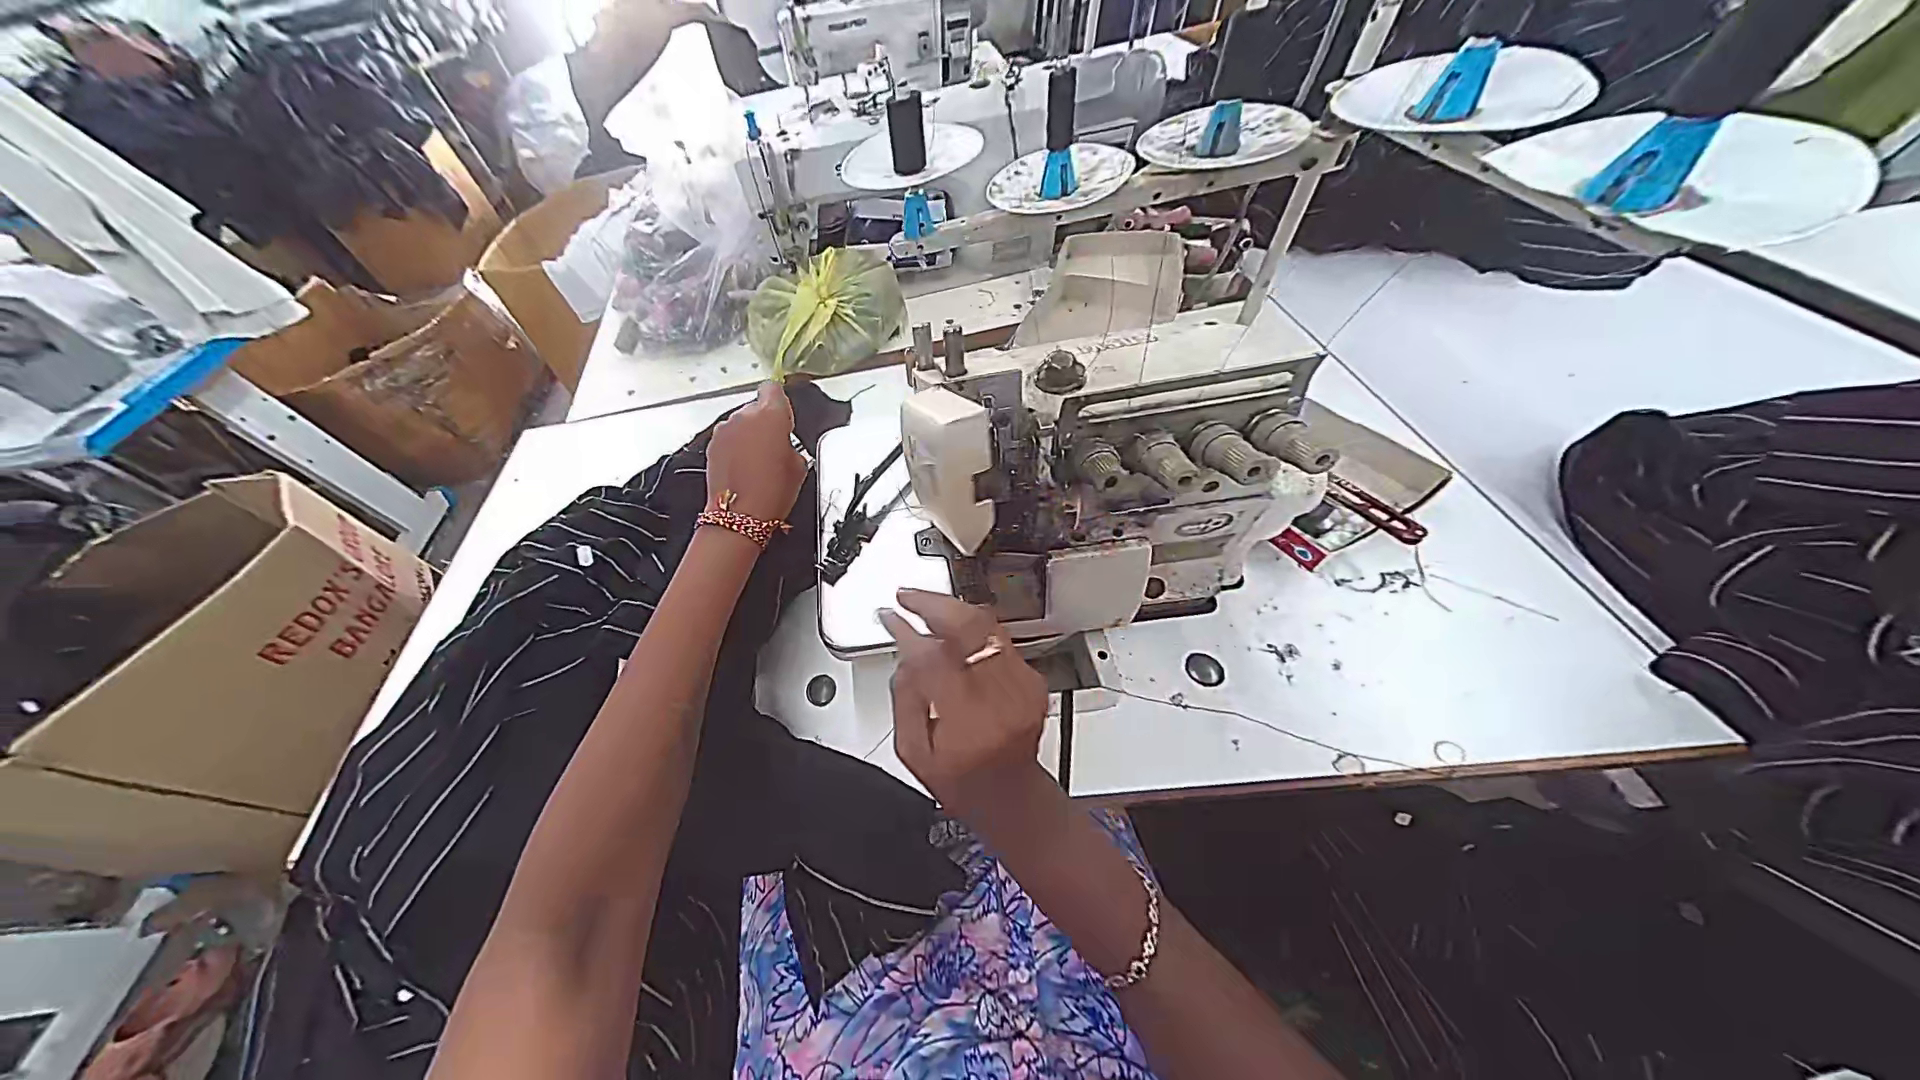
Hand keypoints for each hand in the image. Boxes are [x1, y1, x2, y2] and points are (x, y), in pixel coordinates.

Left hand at [706, 381, 807, 523]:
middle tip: (776, 448)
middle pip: (756, 408)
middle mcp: (744, 417)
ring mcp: (725, 431)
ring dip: (749, 436)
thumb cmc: (771, 492)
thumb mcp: (799, 467)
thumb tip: (786, 445)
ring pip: (741, 423)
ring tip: (760, 462)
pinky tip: (745, 468)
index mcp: (771, 415)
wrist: (739, 516)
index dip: (780, 401)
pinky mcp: (712, 446)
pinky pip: (729, 439)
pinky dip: (736, 448)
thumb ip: (792, 445)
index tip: (785, 415)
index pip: (773, 389)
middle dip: (766, 423)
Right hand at [879, 589, 1049, 815]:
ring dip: (952, 609)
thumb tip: (904, 652)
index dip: (908, 631)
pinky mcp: (1032, 679)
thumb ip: (906, 698)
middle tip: (907, 597)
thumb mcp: (915, 752)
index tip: (890, 618)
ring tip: (924, 604)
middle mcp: (1002, 700)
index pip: (935, 659)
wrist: (1011, 794)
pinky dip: (970, 626)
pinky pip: (998, 638)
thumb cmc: (965, 782)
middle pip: (970, 629)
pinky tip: (949, 625)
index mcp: (970, 724)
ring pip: (987, 626)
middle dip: (933, 604)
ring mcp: (1023, 686)